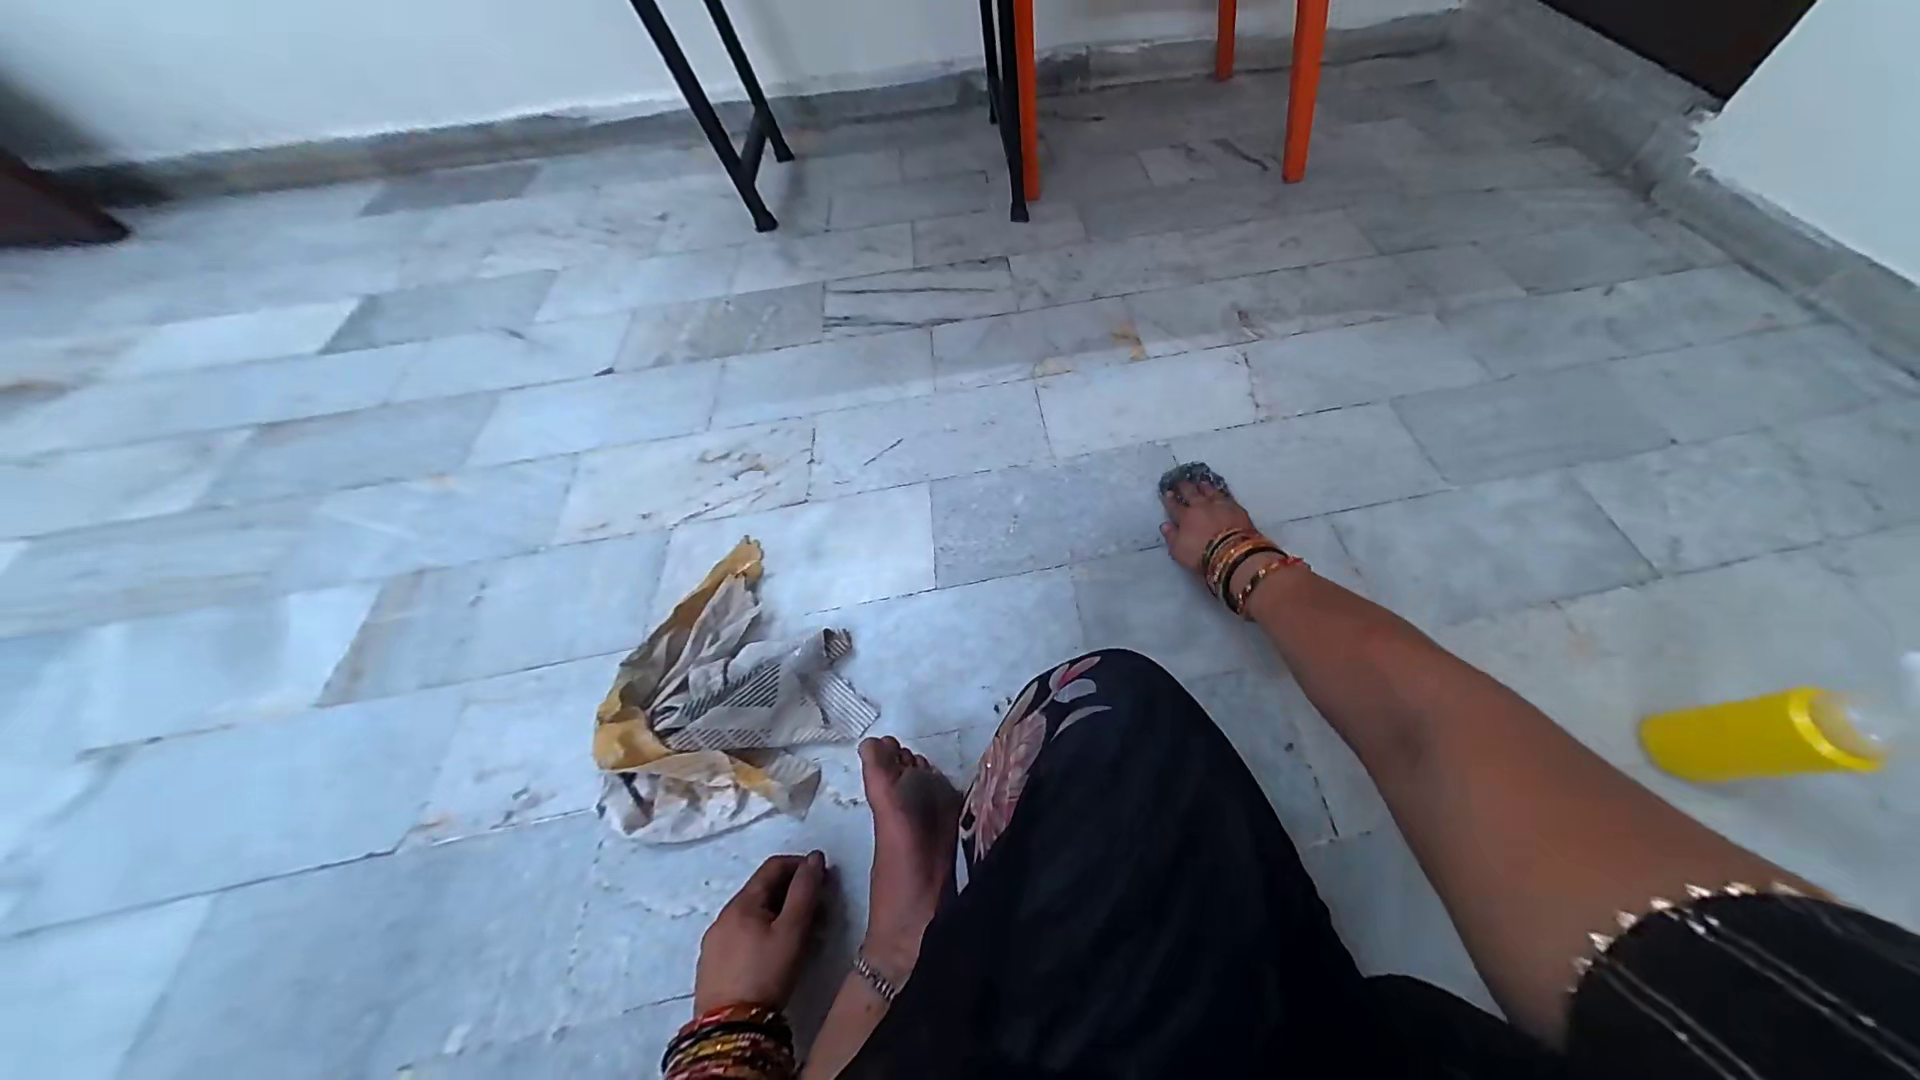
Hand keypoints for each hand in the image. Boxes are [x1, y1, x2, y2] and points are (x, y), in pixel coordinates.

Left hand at [693, 851, 827, 1013]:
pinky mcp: (712, 966)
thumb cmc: (766, 974)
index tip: (822, 878)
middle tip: (816, 908)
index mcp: (741, 903)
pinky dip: (763, 932)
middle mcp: (723, 916)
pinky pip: (742, 935)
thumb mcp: (793, 930)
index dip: (800, 865)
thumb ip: (805, 889)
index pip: (773, 866)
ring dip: (779, 913)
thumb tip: (814, 857)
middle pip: (762, 890)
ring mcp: (714, 942)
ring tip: (800, 933)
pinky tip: (775, 952)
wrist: (729, 1032)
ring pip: (753, 914)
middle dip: (792, 892)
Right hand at [1160, 479, 1256, 576]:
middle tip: (1181, 482)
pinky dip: (1220, 493)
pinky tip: (1220, 492)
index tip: (1167, 492)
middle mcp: (1201, 506)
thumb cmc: (1200, 553)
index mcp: (1185, 516)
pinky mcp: (1236, 508)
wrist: (1232, 551)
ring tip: (1201, 482)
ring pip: (1209, 491)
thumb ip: (1170, 536)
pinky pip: (1225, 496)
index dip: (1169, 499)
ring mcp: (1219, 505)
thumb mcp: (1178, 550)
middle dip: (1184, 487)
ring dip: (1204, 486)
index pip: (1174, 505)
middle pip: (1191, 493)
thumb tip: (1165, 524)